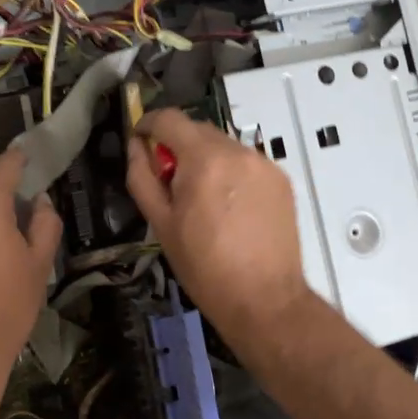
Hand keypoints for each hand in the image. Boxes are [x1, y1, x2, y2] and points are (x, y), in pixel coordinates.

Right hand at [125, 109, 310, 335]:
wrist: (264, 300)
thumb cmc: (204, 266)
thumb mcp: (160, 223)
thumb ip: (142, 177)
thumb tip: (136, 146)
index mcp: (204, 159)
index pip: (169, 118)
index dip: (148, 124)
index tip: (140, 143)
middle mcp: (237, 151)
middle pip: (197, 129)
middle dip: (178, 145)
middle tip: (171, 182)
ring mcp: (264, 164)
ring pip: (223, 145)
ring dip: (206, 159)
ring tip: (203, 200)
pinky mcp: (281, 180)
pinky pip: (246, 163)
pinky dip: (231, 173)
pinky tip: (230, 208)